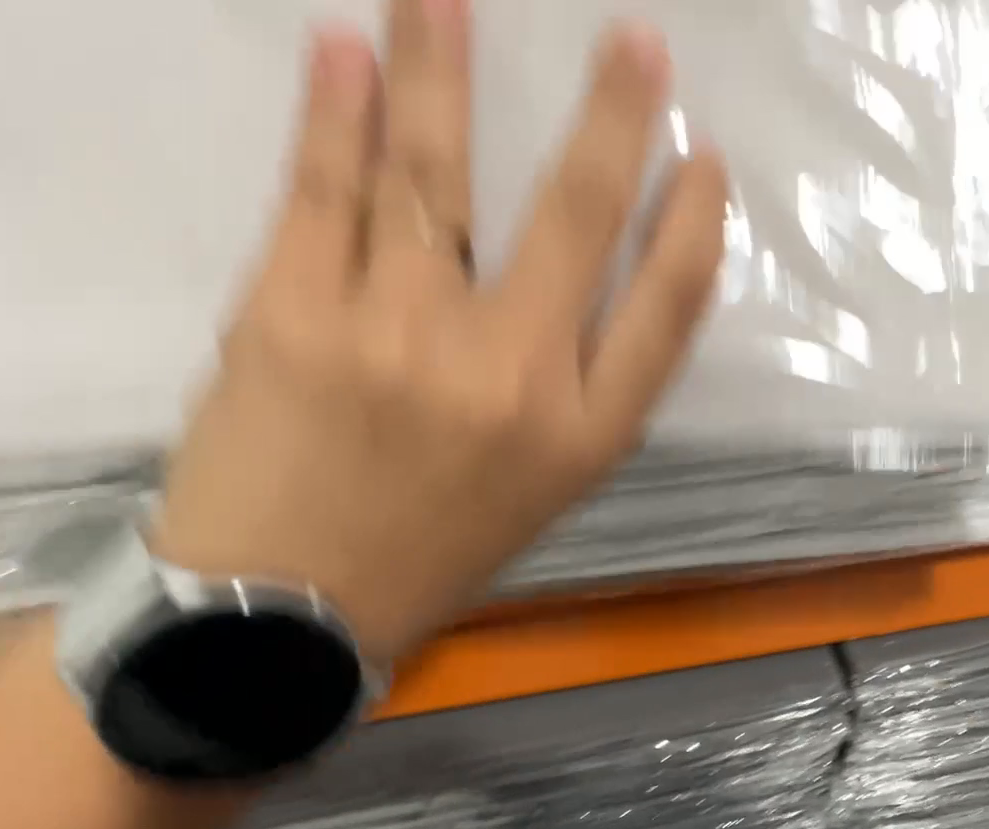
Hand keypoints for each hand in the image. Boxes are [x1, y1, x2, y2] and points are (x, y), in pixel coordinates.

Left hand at [154, 0, 727, 661]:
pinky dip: (334, 114)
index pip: (668, 306)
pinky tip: (345, 51)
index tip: (704, 160)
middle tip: (636, 42)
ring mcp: (400, 338)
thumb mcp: (545, 493)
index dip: (696, 225)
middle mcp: (511, 376)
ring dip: (445, 71)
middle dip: (615, 119)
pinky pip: (325, 196)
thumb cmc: (436, 552)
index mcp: (584, 433)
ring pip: (437, 178)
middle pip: (578, 220)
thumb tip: (588, 284)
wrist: (284, 613)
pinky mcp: (291, 316)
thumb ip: (582, 396)